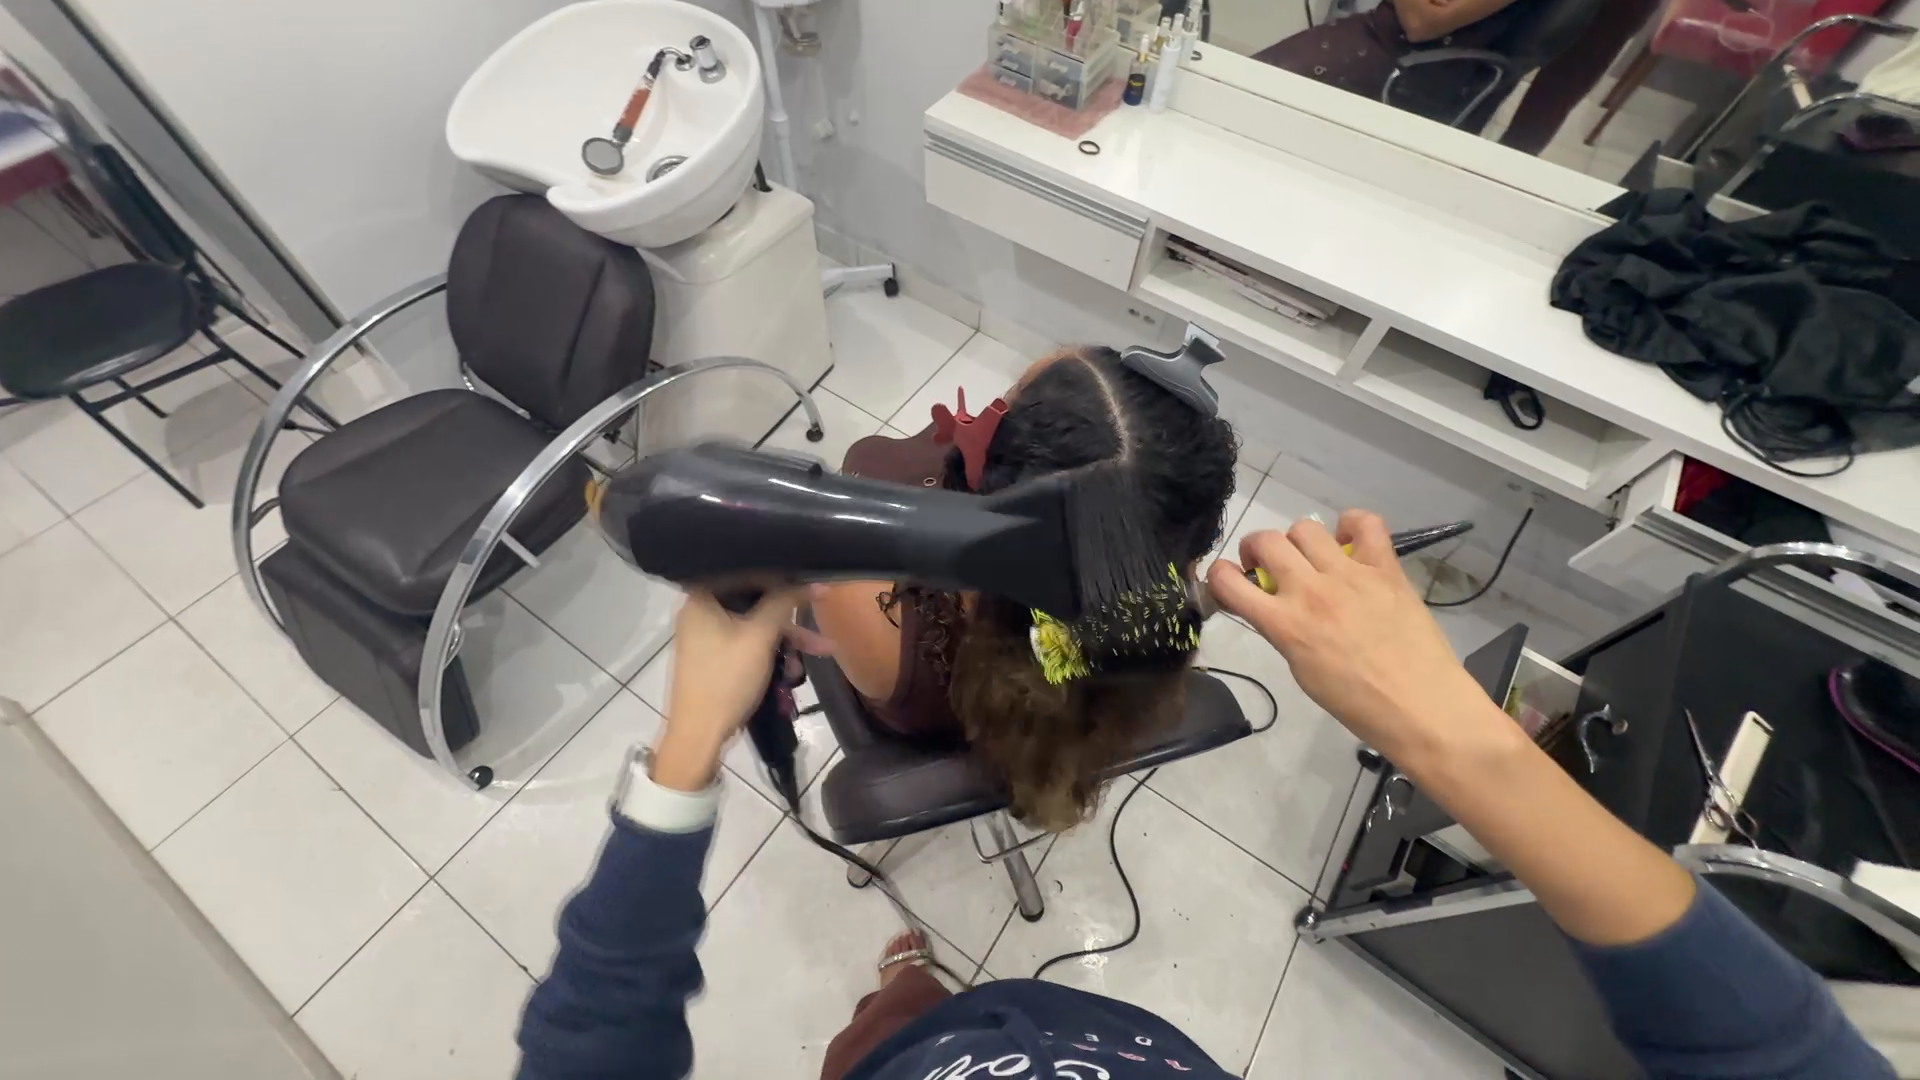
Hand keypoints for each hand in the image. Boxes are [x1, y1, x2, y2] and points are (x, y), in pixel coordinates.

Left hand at [654, 590, 821, 790]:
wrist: (700, 735)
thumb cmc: (726, 678)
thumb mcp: (760, 636)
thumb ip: (785, 603)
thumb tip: (813, 581)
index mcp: (702, 597)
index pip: (744, 568)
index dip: (779, 572)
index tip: (808, 575)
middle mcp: (701, 610)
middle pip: (753, 598)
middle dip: (790, 612)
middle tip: (820, 613)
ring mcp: (708, 635)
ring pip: (756, 623)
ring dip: (787, 636)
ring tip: (823, 649)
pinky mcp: (717, 656)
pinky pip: (749, 641)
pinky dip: (772, 649)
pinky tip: (796, 666)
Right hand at [1206, 511, 1508, 768]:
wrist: (1421, 707)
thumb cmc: (1354, 702)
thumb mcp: (1299, 669)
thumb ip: (1280, 630)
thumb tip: (1271, 606)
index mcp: (1284, 624)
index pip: (1227, 581)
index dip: (1217, 575)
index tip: (1228, 582)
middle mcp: (1310, 591)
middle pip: (1266, 541)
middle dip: (1255, 550)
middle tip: (1267, 568)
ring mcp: (1350, 576)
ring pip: (1305, 528)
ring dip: (1297, 541)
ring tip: (1309, 558)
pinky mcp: (1385, 570)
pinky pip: (1365, 524)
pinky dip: (1350, 524)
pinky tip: (1348, 543)